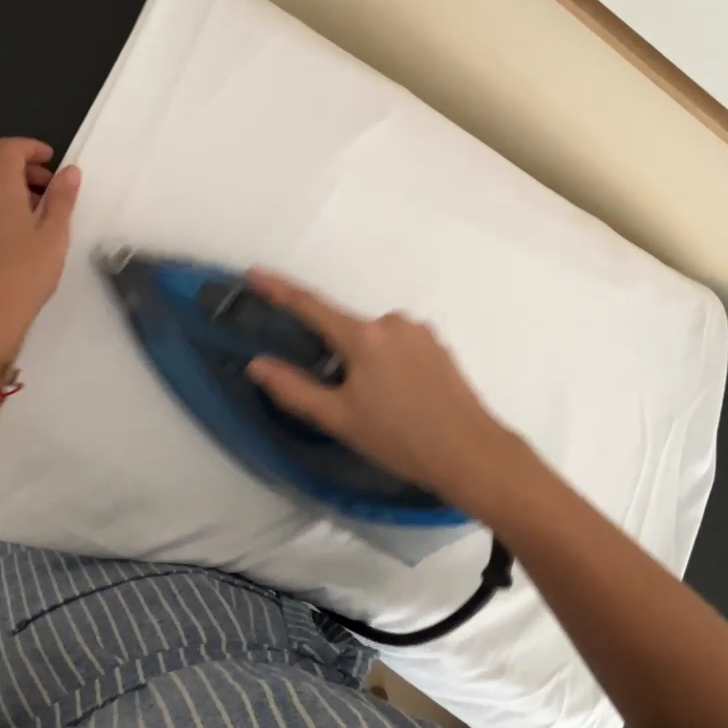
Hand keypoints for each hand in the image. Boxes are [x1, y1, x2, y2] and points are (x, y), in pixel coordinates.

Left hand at [0, 138, 80, 357]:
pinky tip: (19, 231)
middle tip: (49, 186)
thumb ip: (62, 198)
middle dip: (22, 166)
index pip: (9, 149)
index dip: (32, 148)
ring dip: (11, 186)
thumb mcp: (54, 234)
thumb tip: (69, 171)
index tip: (53, 162)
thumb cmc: (27, 271)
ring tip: (38, 211)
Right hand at [243, 268, 524, 496]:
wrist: (473, 454)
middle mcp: (392, 322)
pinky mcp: (439, 346)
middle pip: (345, 330)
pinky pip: (398, 347)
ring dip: (364, 363)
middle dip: (335, 356)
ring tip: (379, 408)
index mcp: (363, 336)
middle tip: (343, 399)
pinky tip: (401, 400)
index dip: (279, 289)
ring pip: (373, 341)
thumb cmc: (400, 438)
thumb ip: (293, 388)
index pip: (310, 306)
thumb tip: (258, 364)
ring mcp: (420, 332)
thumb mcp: (339, 418)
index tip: (254, 273)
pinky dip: (388, 366)